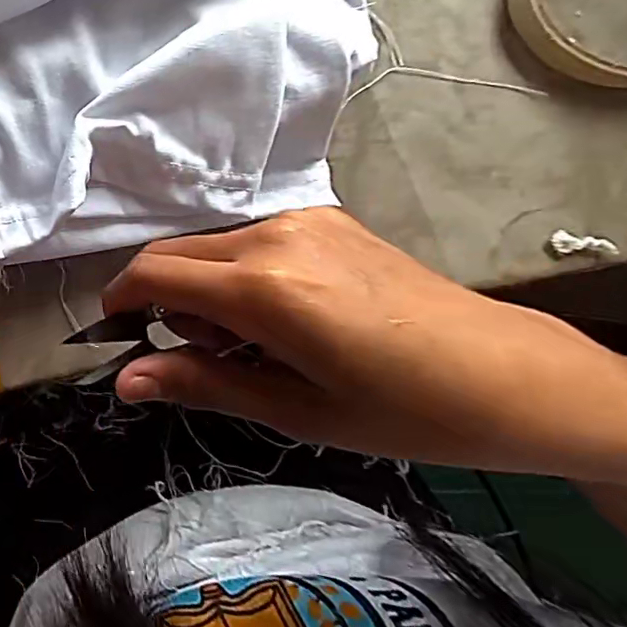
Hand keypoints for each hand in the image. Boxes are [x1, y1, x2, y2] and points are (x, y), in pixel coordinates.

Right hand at [103, 207, 626, 483]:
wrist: (509, 373)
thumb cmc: (404, 410)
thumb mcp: (296, 410)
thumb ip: (202, 382)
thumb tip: (124, 379)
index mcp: (264, 287)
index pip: (153, 274)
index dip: (120, 302)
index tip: (117, 336)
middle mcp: (274, 234)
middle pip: (175, 252)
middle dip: (163, 300)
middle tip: (204, 357)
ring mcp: (303, 218)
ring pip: (211, 244)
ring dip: (202, 287)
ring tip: (254, 343)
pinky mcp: (327, 216)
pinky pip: (250, 238)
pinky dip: (237, 272)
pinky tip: (282, 313)